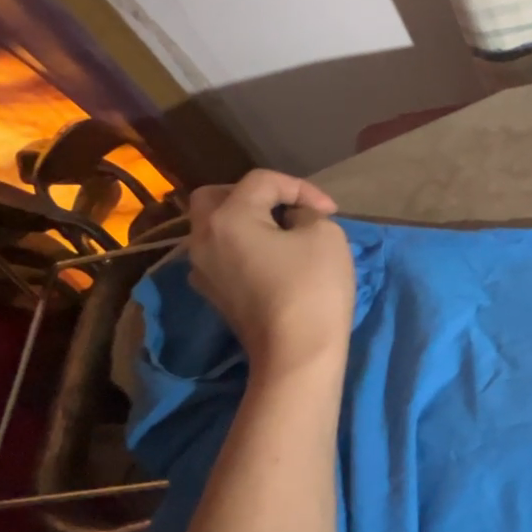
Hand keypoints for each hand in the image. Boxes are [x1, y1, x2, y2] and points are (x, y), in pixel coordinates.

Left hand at [186, 170, 354, 375]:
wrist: (296, 350)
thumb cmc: (313, 287)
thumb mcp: (326, 235)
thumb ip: (307, 214)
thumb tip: (295, 220)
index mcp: (227, 217)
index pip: (261, 181)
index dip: (301, 188)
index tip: (330, 211)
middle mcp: (202, 238)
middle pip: (216, 197)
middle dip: (256, 196)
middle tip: (290, 209)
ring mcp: (201, 268)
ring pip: (215, 227)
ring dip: (247, 222)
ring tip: (284, 234)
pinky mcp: (213, 292)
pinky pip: (221, 254)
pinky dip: (244, 247)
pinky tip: (272, 260)